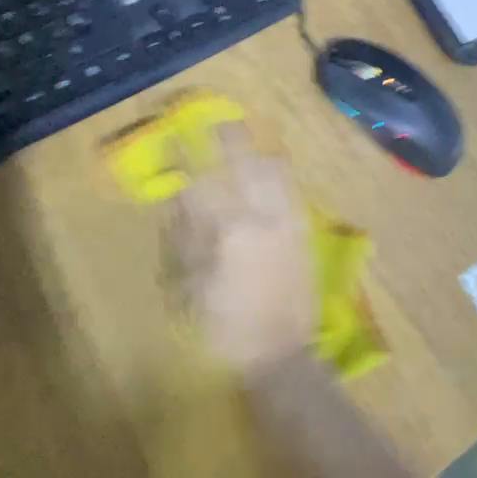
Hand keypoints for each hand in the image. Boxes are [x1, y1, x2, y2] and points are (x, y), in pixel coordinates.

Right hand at [165, 123, 314, 376]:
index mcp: (226, 230)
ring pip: (272, 167)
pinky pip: (290, 187)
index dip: (183, 155)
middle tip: (214, 121)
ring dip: (254, 149)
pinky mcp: (302, 229)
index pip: (199, 180)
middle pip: (243, 160)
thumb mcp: (189, 288)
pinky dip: (275, 170)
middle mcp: (259, 215)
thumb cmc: (225, 327)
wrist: (281, 356)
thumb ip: (182, 239)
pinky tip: (266, 167)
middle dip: (226, 136)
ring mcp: (285, 220)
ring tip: (242, 139)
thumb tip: (178, 201)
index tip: (173, 137)